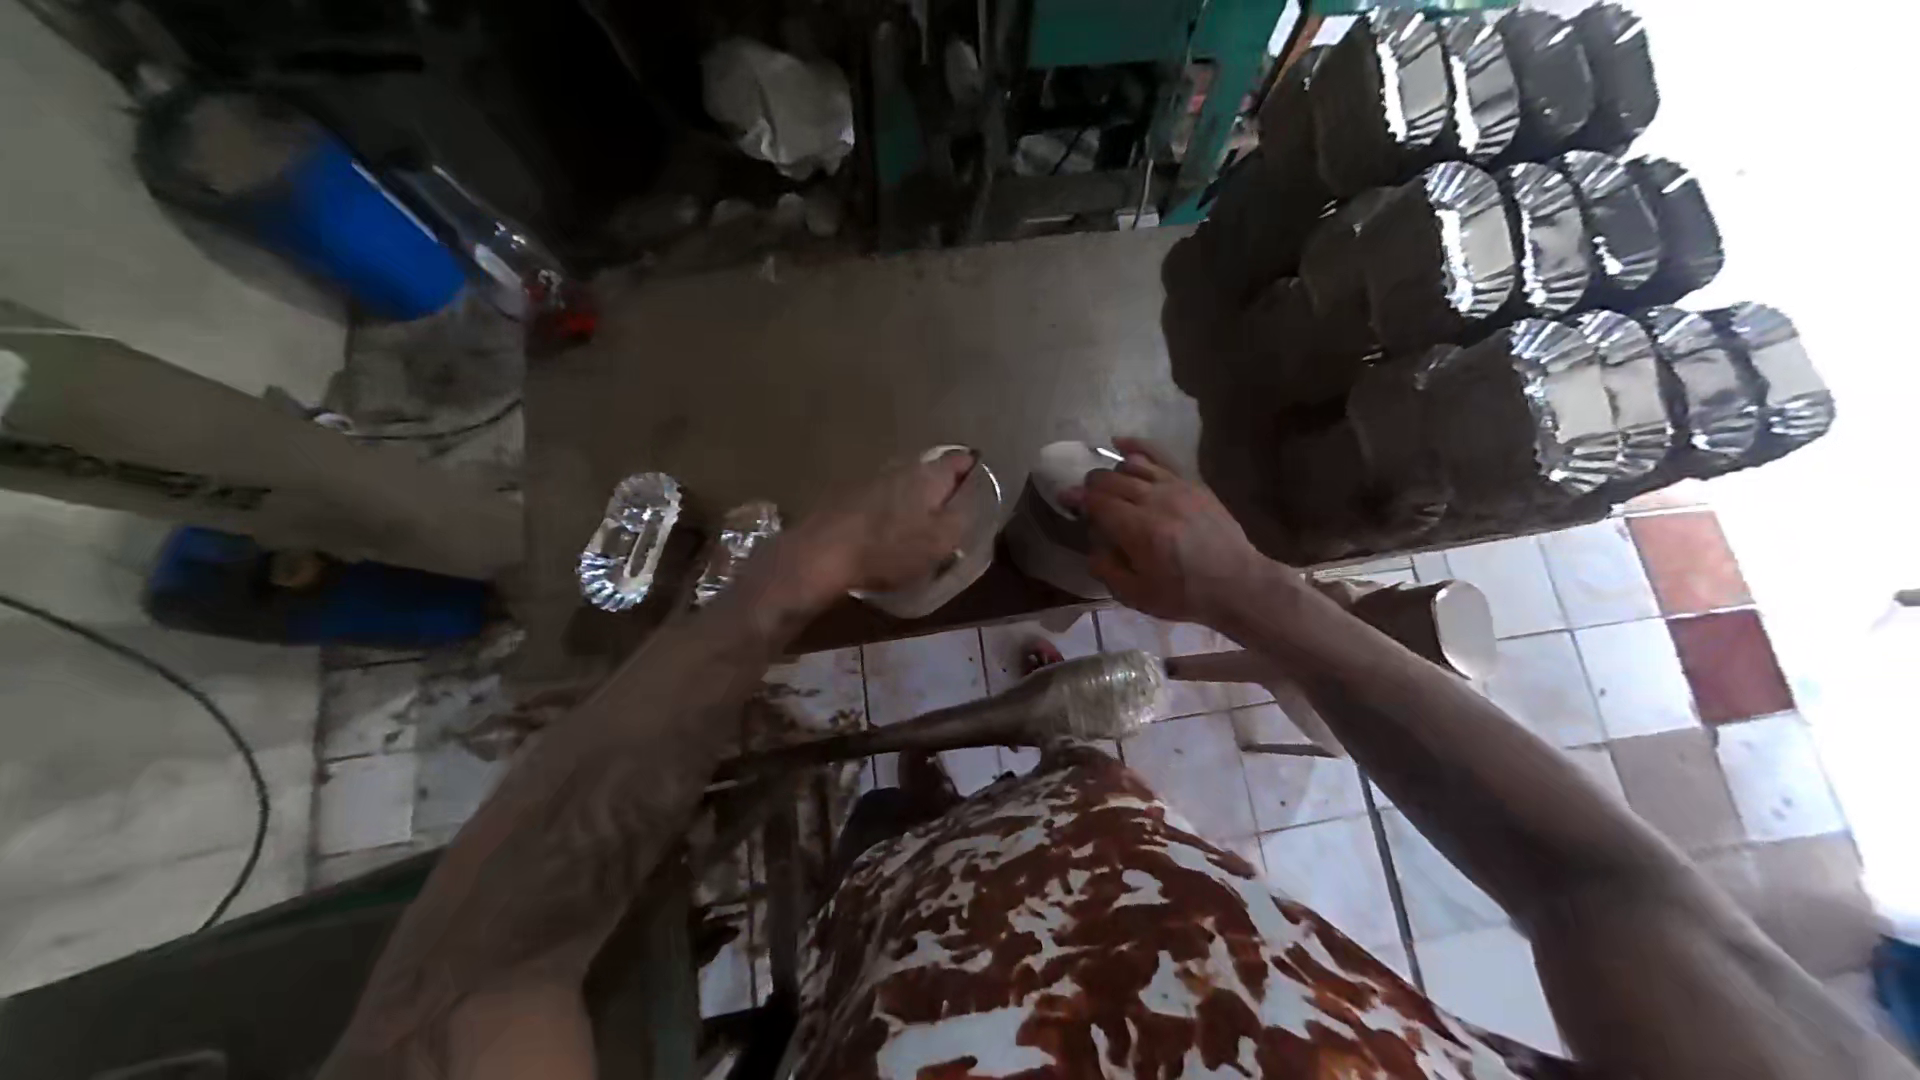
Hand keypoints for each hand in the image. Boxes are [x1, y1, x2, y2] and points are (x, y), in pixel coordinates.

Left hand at [777, 449, 976, 603]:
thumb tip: (971, 500)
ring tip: (920, 524)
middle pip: (931, 472)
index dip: (973, 471)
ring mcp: (870, 479)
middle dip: (942, 488)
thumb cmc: (888, 550)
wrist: (821, 555)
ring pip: (903, 484)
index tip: (980, 487)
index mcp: (928, 475)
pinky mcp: (847, 496)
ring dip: (913, 500)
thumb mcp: (941, 541)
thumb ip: (962, 517)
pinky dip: (889, 510)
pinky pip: (880, 498)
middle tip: (952, 512)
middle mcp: (901, 468)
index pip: (960, 461)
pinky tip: (886, 532)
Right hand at [1071, 437, 1287, 625]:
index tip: (1064, 498)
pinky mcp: (1192, 484)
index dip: (1077, 498)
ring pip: (1133, 466)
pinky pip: (1161, 457)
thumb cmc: (1184, 595)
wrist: (1238, 585)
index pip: (1097, 502)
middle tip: (1084, 496)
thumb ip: (1107, 569)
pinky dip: (1138, 448)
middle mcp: (1155, 501)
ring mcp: (1176, 488)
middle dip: (1091, 484)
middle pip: (1111, 479)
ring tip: (1103, 480)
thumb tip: (1093, 547)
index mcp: (1138, 530)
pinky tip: (1122, 444)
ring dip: (1111, 470)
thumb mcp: (1136, 595)